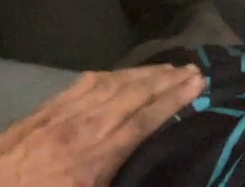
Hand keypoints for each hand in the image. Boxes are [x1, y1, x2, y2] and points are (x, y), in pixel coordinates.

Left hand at [0, 64, 204, 186]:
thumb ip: (112, 182)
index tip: (198, 84)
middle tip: (195, 70)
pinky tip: (123, 76)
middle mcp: (82, 126)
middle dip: (165, 81)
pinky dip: (115, 76)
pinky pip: (89, 84)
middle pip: (133, 94)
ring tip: (169, 69)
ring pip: (113, 84)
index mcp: (92, 159)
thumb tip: (138, 174)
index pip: (142, 120)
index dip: (172, 101)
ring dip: (144, 74)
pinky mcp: (46, 109)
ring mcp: (63, 113)